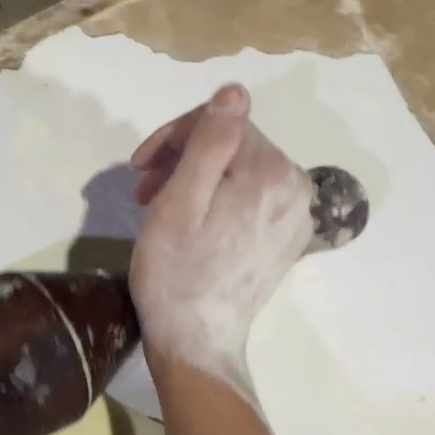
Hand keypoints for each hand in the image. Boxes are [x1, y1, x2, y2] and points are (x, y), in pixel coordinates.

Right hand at [129, 83, 312, 398]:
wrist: (197, 343)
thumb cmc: (175, 275)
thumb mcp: (178, 203)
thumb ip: (208, 143)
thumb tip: (233, 92)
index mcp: (269, 170)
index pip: (223, 123)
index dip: (175, 136)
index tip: (138, 166)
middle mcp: (296, 186)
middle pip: (236, 148)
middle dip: (187, 159)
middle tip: (144, 192)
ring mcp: (296, 217)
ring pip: (245, 175)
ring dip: (202, 182)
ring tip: (164, 210)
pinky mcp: (287, 243)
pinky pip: (254, 203)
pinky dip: (222, 204)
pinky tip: (196, 229)